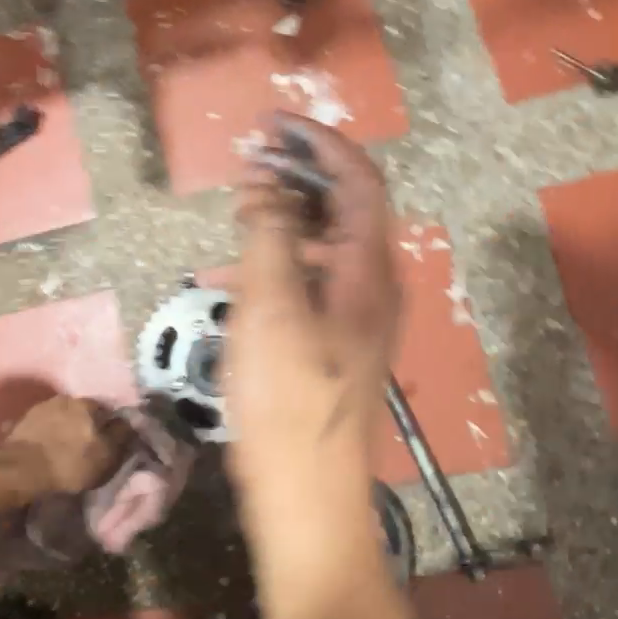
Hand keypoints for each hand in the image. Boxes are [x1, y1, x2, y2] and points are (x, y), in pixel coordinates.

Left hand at [0, 396, 126, 497]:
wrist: (22, 469)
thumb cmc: (70, 463)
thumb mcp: (106, 455)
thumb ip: (121, 435)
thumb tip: (131, 420)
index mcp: (87, 404)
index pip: (105, 409)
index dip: (107, 425)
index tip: (106, 439)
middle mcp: (64, 399)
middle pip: (80, 410)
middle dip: (83, 423)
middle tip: (84, 443)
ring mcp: (40, 408)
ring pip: (59, 416)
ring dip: (62, 427)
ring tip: (62, 446)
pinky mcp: (21, 421)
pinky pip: (41, 425)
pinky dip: (45, 433)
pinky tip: (45, 445)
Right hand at [225, 113, 399, 486]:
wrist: (305, 493)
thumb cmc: (286, 398)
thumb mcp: (271, 307)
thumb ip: (272, 236)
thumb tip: (268, 185)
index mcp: (368, 270)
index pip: (358, 181)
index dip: (318, 144)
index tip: (270, 125)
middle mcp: (373, 285)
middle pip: (348, 206)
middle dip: (301, 171)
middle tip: (250, 156)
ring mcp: (356, 316)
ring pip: (330, 240)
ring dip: (290, 209)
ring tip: (243, 200)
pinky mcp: (333, 340)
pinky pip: (315, 273)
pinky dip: (284, 251)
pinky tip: (245, 261)